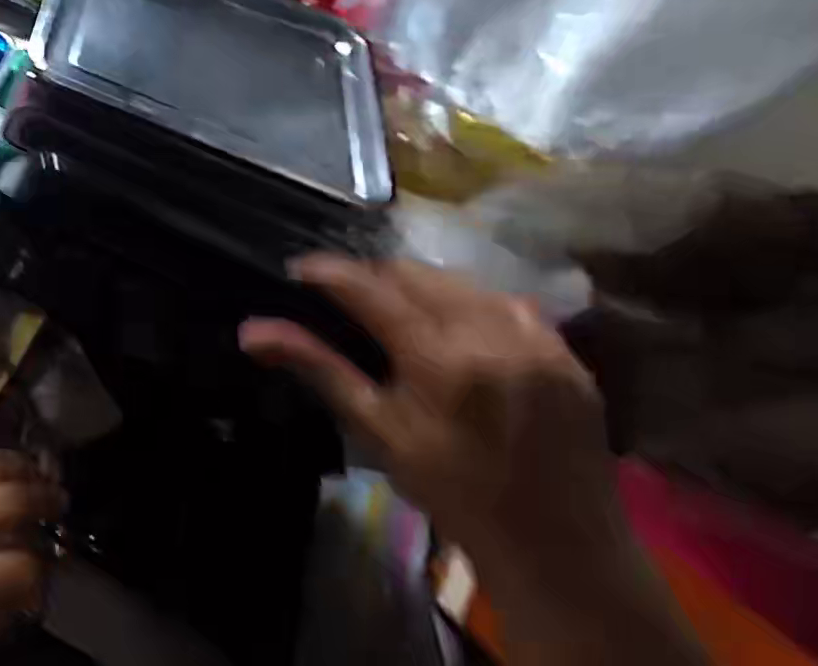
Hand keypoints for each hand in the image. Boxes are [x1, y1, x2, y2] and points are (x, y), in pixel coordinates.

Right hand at [240, 256, 621, 576]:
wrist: (560, 548)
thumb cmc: (451, 488)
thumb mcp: (373, 427)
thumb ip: (315, 366)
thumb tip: (250, 331)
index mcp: (441, 358)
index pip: (370, 288)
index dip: (327, 272)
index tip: (297, 269)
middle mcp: (492, 336)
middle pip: (414, 273)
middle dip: (370, 275)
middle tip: (343, 296)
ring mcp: (538, 343)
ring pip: (459, 280)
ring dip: (416, 285)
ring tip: (392, 308)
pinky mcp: (567, 355)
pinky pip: (505, 302)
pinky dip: (466, 302)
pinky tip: (452, 326)